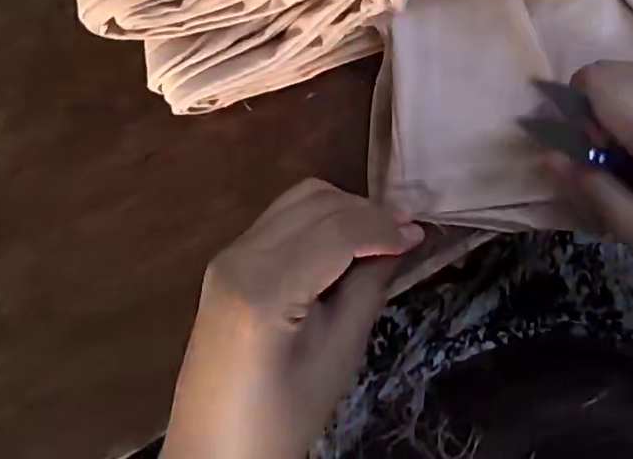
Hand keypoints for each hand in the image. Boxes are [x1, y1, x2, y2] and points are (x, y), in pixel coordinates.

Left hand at [163, 179, 423, 458]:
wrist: (215, 451)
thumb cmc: (282, 417)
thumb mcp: (338, 354)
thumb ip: (369, 286)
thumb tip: (402, 238)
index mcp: (264, 292)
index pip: (337, 233)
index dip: (382, 227)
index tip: (417, 233)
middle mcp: (241, 258)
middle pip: (318, 204)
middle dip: (368, 212)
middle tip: (405, 230)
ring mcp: (230, 254)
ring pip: (301, 197)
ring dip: (345, 206)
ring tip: (378, 230)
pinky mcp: (229, 257)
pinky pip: (284, 213)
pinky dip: (321, 213)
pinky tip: (345, 234)